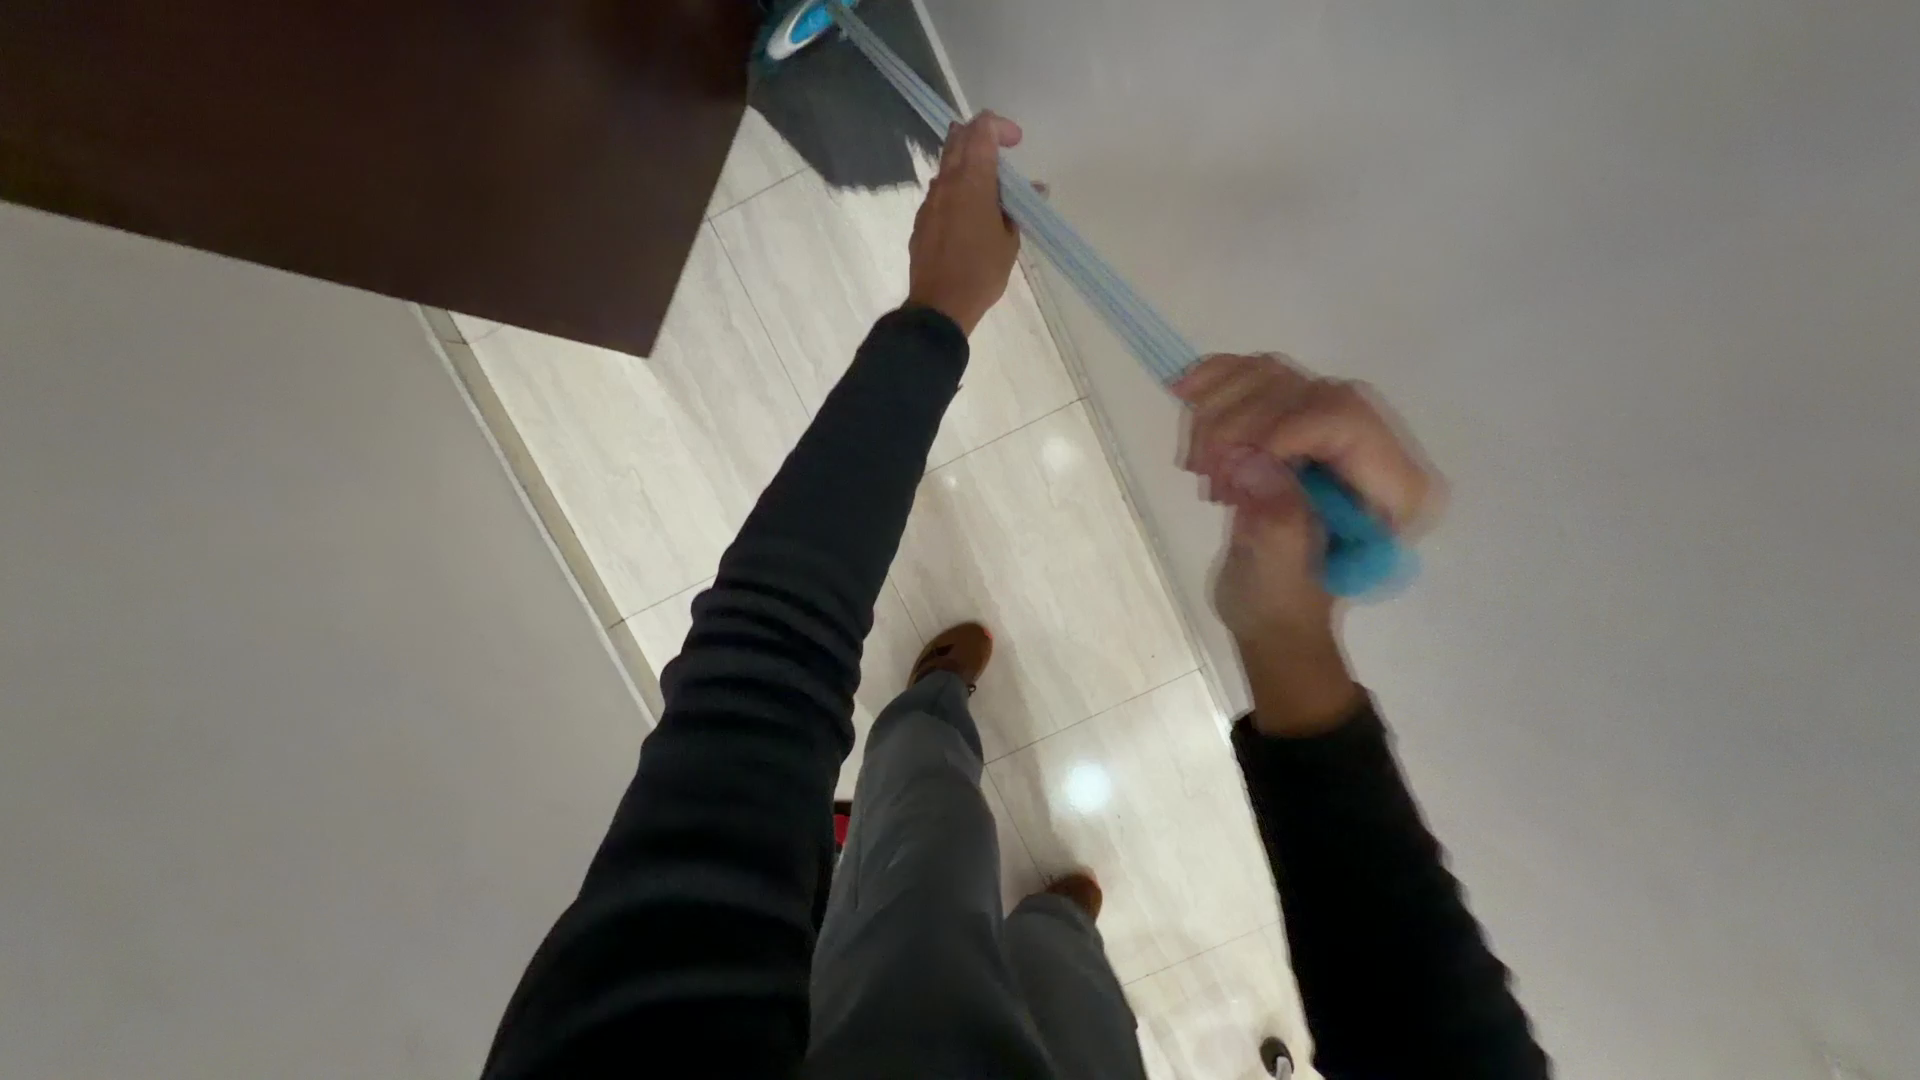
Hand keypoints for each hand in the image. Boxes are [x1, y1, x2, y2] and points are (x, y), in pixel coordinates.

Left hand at [905, 111, 1022, 335]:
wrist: (940, 305)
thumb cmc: (981, 272)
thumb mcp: (1010, 241)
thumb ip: (1019, 208)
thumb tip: (1035, 189)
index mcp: (972, 179)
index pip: (982, 128)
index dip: (1000, 126)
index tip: (1016, 143)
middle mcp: (946, 182)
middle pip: (958, 138)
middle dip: (980, 136)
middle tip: (1000, 154)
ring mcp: (930, 201)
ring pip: (946, 165)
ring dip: (966, 165)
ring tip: (987, 188)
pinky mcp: (921, 221)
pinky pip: (939, 193)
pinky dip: (955, 190)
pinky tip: (968, 214)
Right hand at [1173, 353, 1441, 733]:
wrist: (1268, 611)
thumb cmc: (1281, 604)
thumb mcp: (1281, 572)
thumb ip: (1279, 517)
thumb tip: (1251, 459)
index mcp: (1393, 487)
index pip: (1344, 418)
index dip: (1280, 428)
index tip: (1231, 470)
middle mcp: (1373, 446)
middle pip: (1302, 390)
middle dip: (1239, 425)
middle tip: (1207, 475)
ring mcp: (1329, 429)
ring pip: (1271, 376)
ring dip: (1218, 411)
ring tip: (1201, 466)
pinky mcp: (1292, 422)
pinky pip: (1252, 376)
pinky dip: (1213, 381)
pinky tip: (1186, 394)